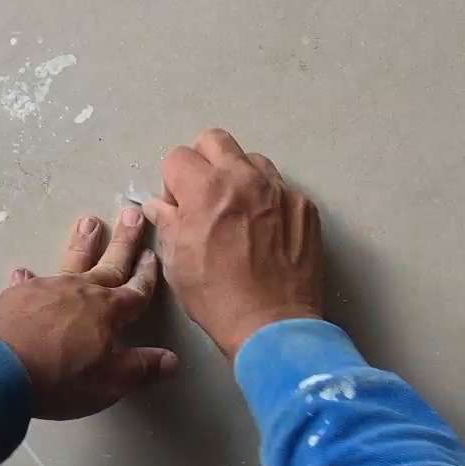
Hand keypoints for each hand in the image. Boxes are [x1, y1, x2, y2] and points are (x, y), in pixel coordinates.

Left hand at [0, 209, 179, 419]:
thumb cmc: (59, 377)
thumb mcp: (108, 381)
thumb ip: (140, 369)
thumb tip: (171, 360)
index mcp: (108, 311)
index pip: (136, 290)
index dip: (147, 275)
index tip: (153, 255)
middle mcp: (79, 292)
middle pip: (108, 263)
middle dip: (123, 242)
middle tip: (132, 213)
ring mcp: (45, 290)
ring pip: (70, 262)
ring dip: (81, 243)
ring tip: (88, 221)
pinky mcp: (15, 297)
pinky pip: (28, 282)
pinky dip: (28, 277)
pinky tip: (22, 271)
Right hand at [143, 129, 323, 358]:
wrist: (271, 324)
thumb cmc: (217, 298)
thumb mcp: (176, 263)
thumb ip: (167, 223)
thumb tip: (160, 205)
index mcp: (205, 190)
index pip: (177, 157)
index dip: (172, 183)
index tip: (178, 207)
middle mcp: (244, 179)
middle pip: (215, 141)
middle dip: (202, 163)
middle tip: (204, 197)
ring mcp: (279, 190)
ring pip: (251, 160)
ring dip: (238, 177)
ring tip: (238, 213)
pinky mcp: (304, 207)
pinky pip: (280, 188)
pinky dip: (267, 201)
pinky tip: (264, 232)